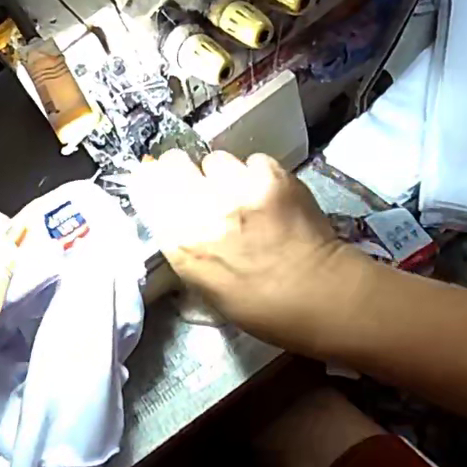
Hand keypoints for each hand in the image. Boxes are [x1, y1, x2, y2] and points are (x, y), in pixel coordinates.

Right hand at [130, 151, 367, 347]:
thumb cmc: (258, 306)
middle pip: (175, 163)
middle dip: (182, 169)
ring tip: (243, 195)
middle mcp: (203, 209)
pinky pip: (254, 162)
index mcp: (181, 242)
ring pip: (217, 160)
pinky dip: (258, 175)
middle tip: (200, 183)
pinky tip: (270, 195)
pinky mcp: (272, 175)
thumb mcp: (203, 285)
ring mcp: (239, 188)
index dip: (151, 180)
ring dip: (225, 175)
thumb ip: (182, 246)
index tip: (159, 181)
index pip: (147, 187)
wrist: (319, 295)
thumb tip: (172, 219)